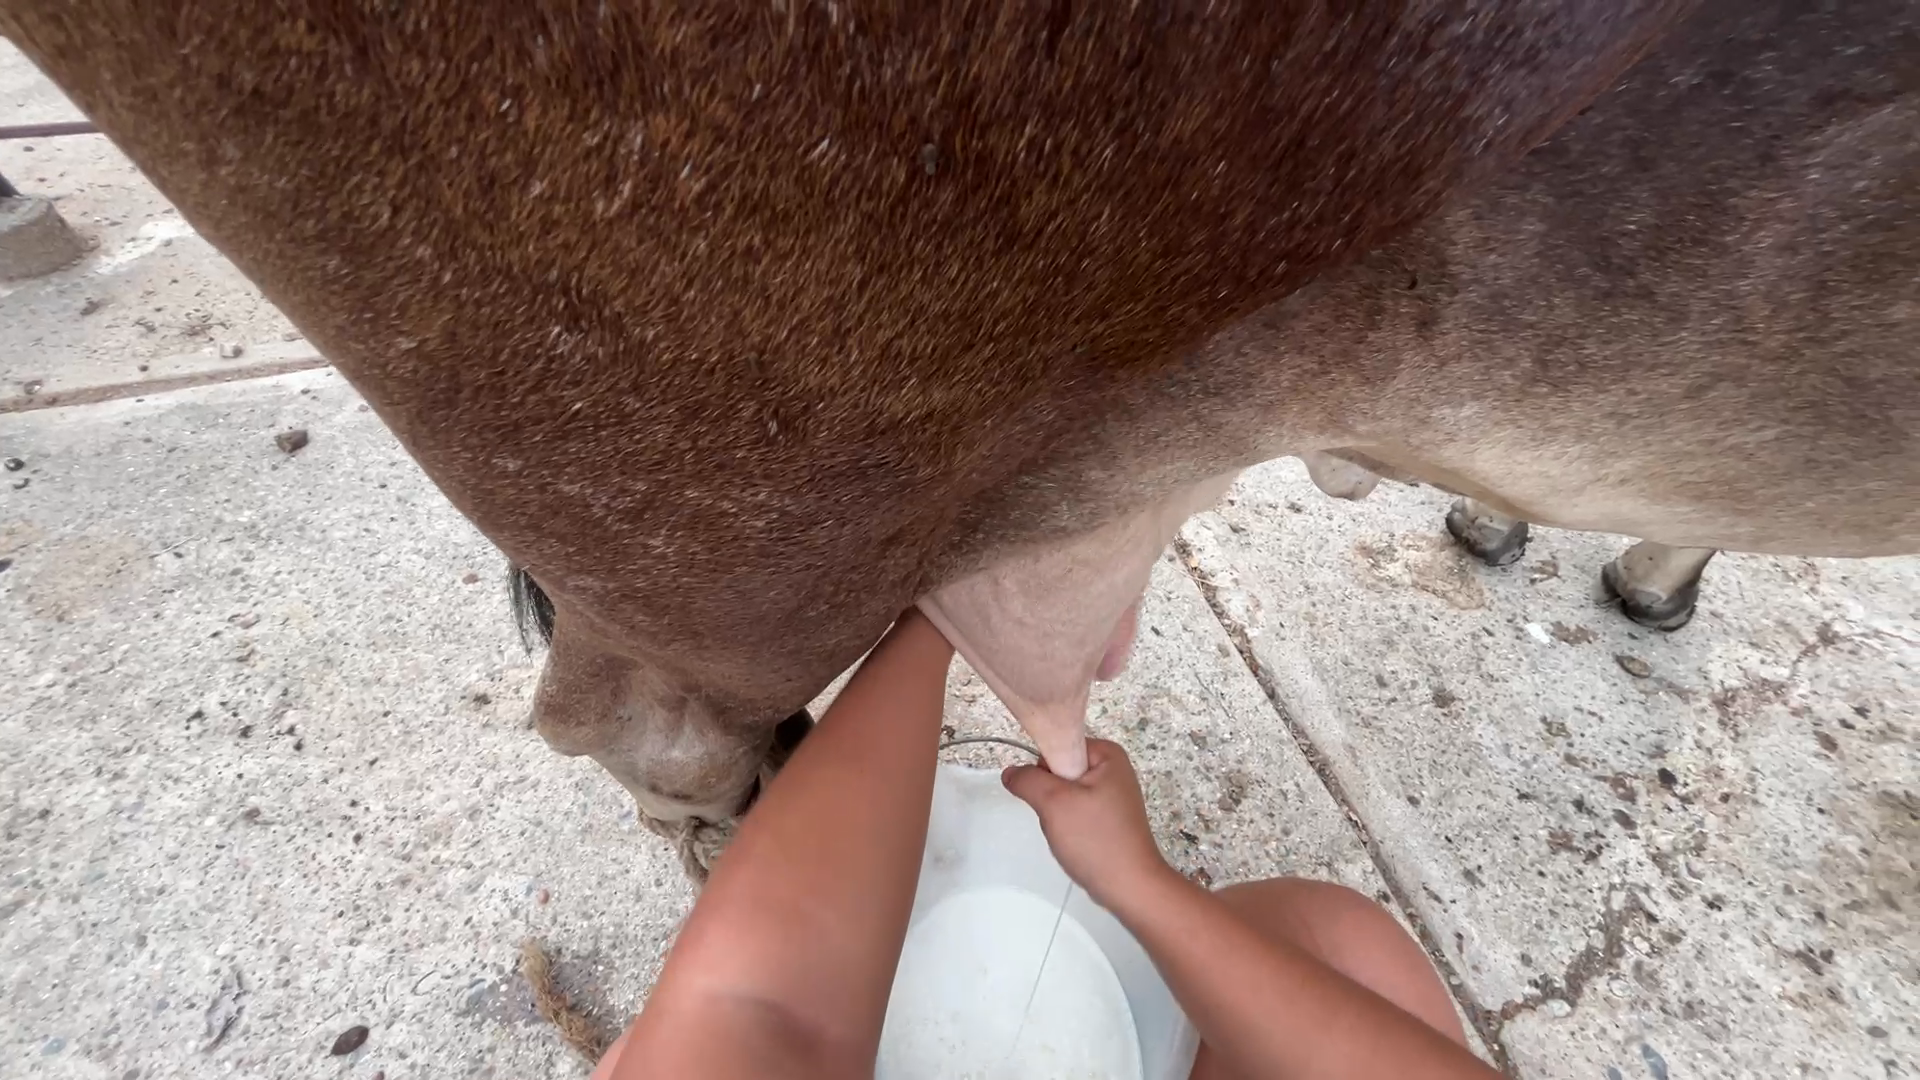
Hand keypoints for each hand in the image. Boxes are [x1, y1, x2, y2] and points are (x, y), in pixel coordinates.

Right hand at [1001, 739, 1171, 908]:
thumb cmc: (1095, 840)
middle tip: (1060, 817)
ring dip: (1057, 812)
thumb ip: (1027, 780)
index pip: (1057, 745)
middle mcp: (1113, 767)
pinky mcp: (1110, 816)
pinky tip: (1076, 841)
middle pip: (1060, 769)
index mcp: (1107, 753)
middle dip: (1051, 794)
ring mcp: (1113, 793)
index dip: (1044, 769)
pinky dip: (1069, 824)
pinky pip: (1076, 809)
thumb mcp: (1054, 803)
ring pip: (1065, 792)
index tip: (1049, 796)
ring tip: (1069, 833)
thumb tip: (1010, 773)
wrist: (1131, 889)